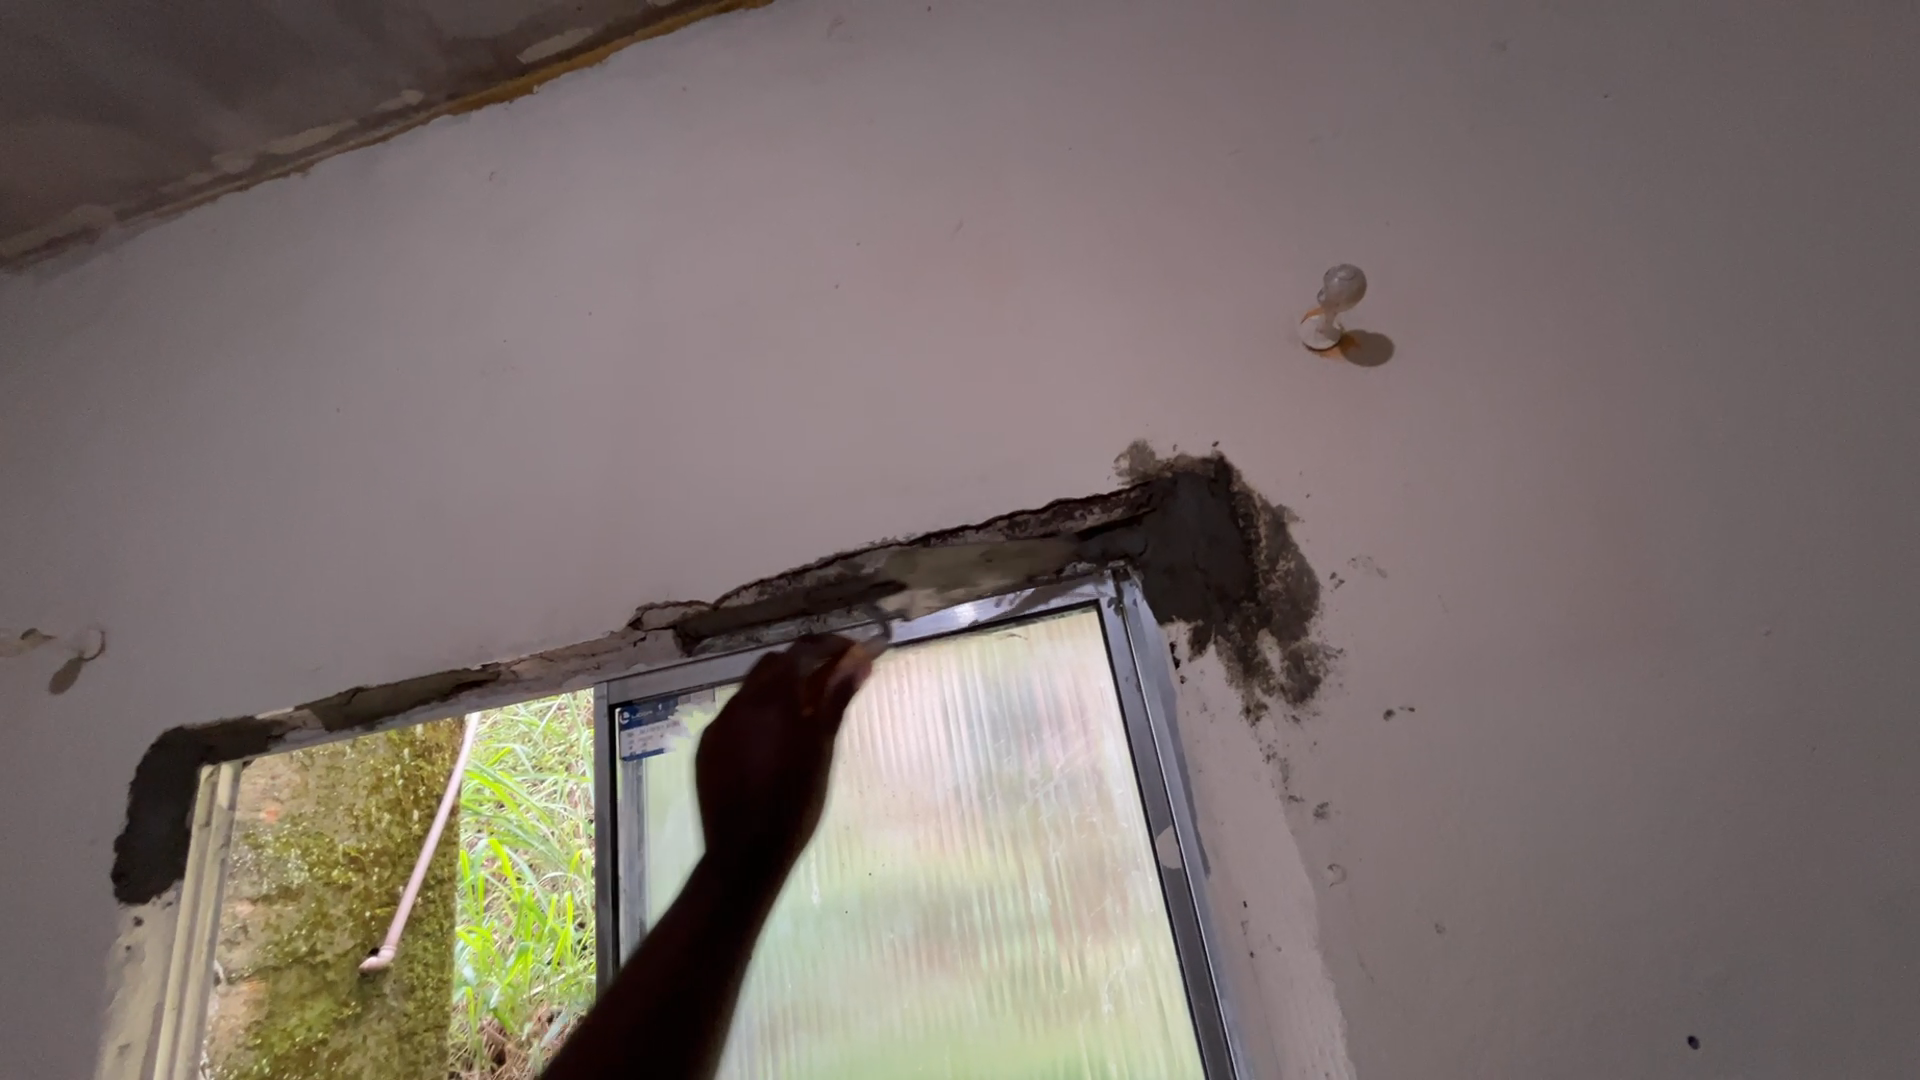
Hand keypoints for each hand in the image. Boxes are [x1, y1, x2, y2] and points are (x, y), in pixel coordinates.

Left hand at [695, 634, 872, 886]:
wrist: (745, 853)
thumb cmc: (795, 801)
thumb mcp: (822, 747)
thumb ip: (837, 698)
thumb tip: (858, 661)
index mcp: (773, 697)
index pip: (803, 651)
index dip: (830, 646)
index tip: (853, 651)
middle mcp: (741, 701)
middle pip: (774, 664)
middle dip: (803, 663)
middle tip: (832, 678)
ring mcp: (719, 723)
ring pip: (752, 688)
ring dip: (779, 688)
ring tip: (804, 710)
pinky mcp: (707, 746)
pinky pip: (736, 715)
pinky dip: (758, 713)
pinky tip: (772, 738)